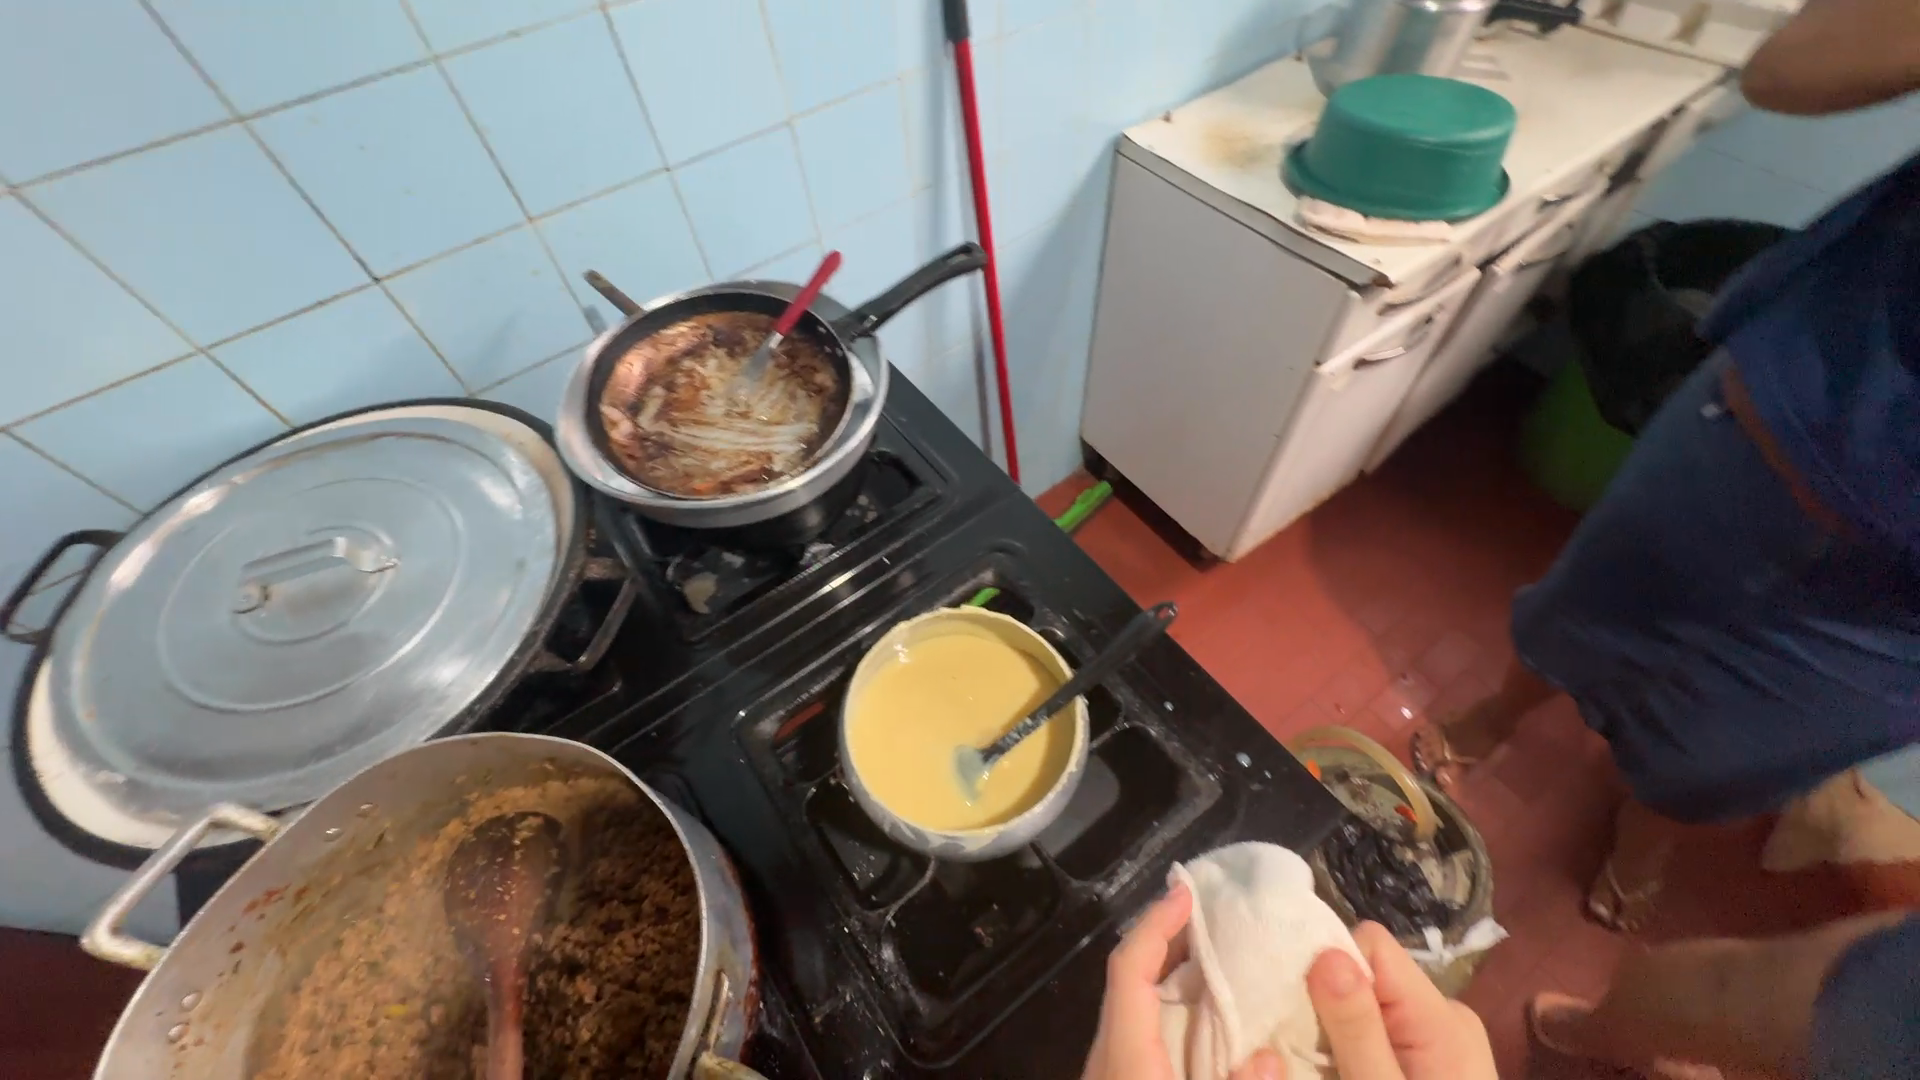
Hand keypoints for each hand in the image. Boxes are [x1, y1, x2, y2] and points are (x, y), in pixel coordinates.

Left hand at [1081, 884, 1283, 1079]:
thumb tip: (1271, 1055)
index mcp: (1124, 1055)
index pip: (1129, 968)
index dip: (1155, 924)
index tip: (1186, 893)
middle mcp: (1108, 1054)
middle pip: (1130, 977)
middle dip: (1166, 941)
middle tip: (1211, 916)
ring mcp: (1111, 1069)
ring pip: (1134, 1004)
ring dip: (1168, 975)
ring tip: (1215, 955)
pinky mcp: (1121, 1079)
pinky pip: (1139, 1029)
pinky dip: (1168, 1008)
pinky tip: (1202, 1015)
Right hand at [1305, 922, 1496, 1079]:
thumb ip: (1357, 1028)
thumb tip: (1326, 952)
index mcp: (1444, 1017)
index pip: (1370, 945)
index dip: (1328, 970)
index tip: (1310, 1019)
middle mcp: (1451, 1012)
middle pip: (1367, 970)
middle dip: (1334, 1003)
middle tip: (1322, 1056)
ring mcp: (1448, 1035)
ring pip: (1372, 997)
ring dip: (1344, 1025)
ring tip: (1337, 1069)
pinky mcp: (1441, 1054)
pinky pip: (1386, 1022)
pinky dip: (1361, 1041)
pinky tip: (1359, 1071)